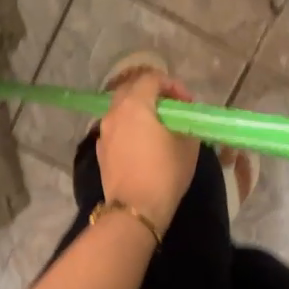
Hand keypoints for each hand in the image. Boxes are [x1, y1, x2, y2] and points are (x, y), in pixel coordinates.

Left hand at [97, 72, 200, 229]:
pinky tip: (143, 145)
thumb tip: (184, 121)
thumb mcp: (188, 146)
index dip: (173, 85)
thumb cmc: (165, 174)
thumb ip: (187, 124)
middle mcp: (114, 112)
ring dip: (139, 111)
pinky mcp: (100, 151)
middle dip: (153, 94)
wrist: (135, 209)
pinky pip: (116, 129)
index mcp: (135, 104)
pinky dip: (129, 128)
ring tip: (157, 128)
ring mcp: (103, 132)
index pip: (152, 78)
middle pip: (132, 89)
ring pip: (121, 109)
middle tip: (171, 110)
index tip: (186, 103)